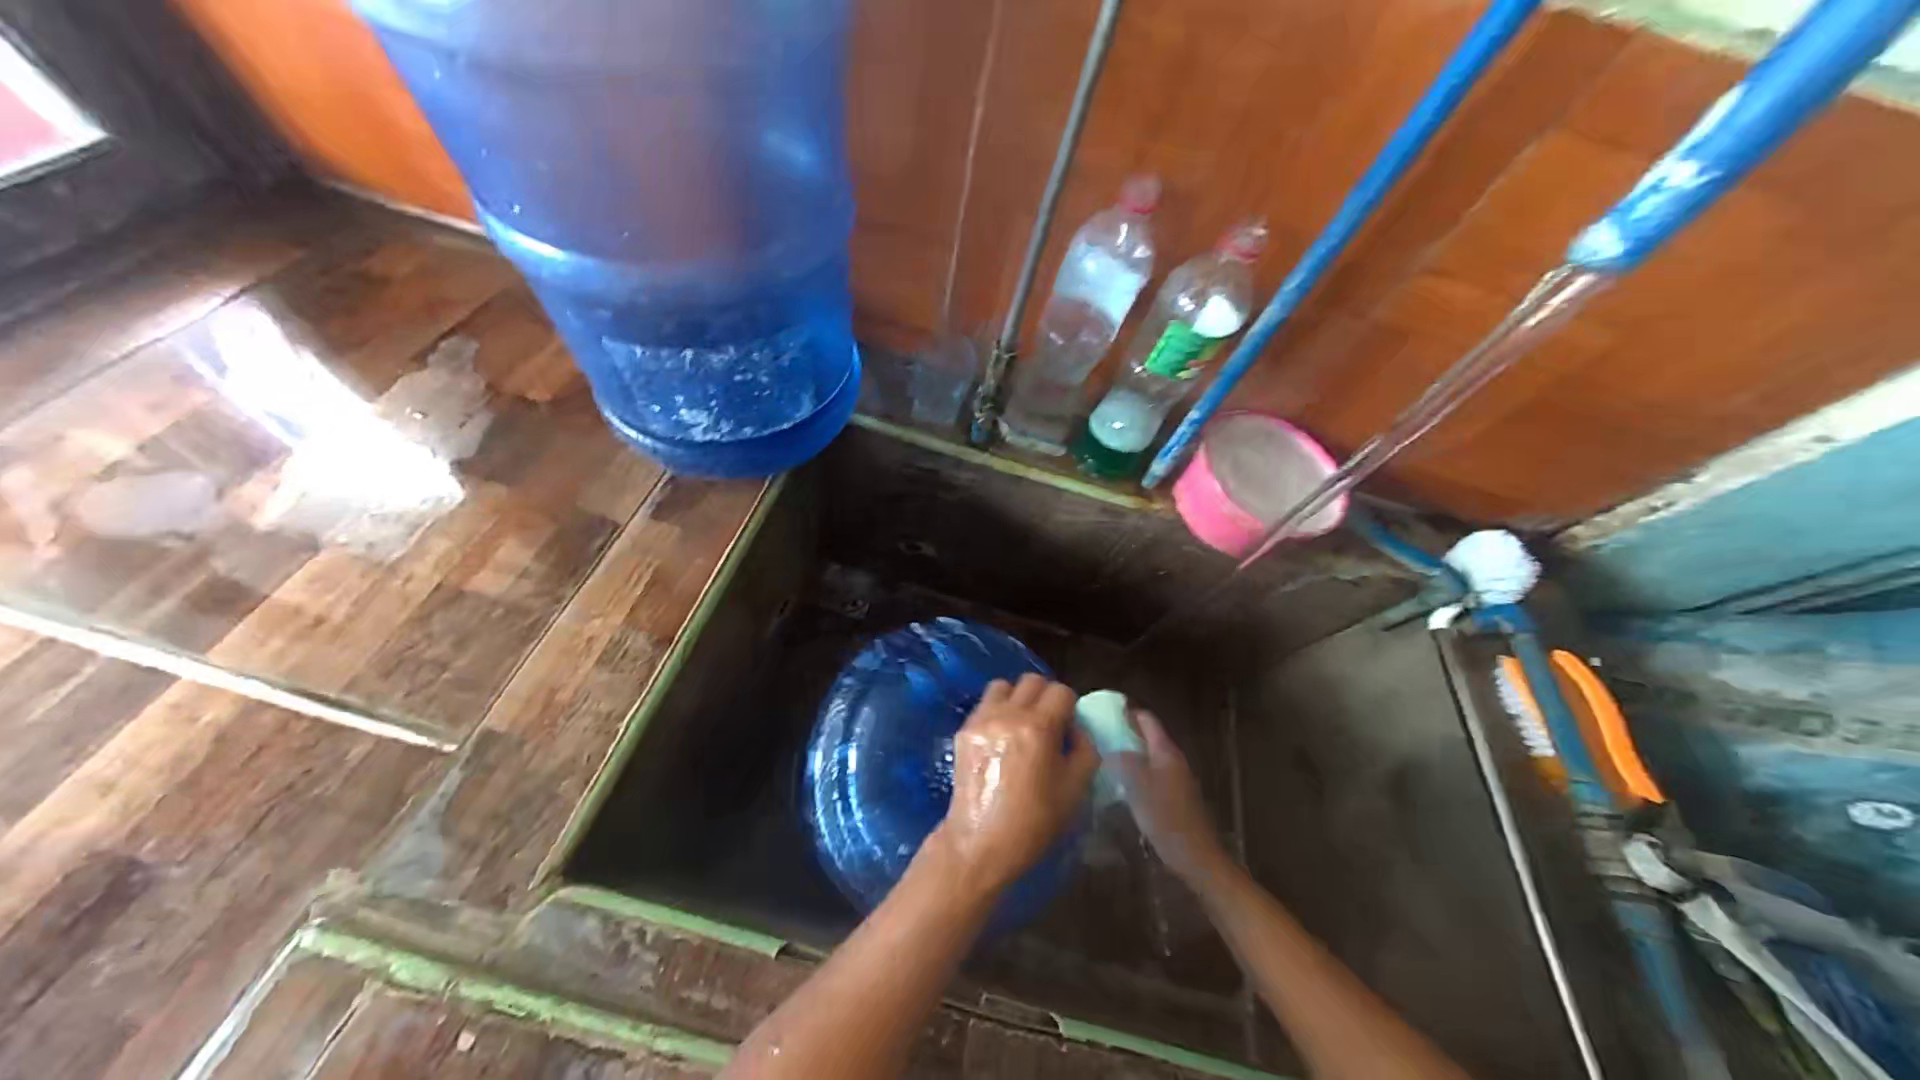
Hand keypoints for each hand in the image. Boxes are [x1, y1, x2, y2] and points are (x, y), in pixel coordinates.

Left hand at [930, 674, 1098, 893]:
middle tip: (1047, 723)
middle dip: (1045, 697)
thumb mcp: (1076, 789)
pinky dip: (996, 712)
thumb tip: (1076, 728)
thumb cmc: (1034, 821)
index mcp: (1039, 728)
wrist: (980, 843)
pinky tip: (1001, 739)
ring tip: (1020, 725)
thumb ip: (1085, 749)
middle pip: (1032, 681)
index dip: (1070, 708)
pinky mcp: (963, 730)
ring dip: (1017, 699)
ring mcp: (981, 720)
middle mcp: (1008, 715)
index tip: (1068, 728)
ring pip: (1003, 686)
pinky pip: (984, 705)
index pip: (1061, 691)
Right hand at [1108, 708, 1231, 883]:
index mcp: (1165, 751)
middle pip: (1146, 737)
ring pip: (1146, 758)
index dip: (1125, 713)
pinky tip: (1116, 787)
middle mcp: (1172, 760)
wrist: (1197, 858)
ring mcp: (1175, 780)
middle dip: (1121, 734)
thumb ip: (1121, 760)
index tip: (1100, 714)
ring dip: (1126, 755)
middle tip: (1094, 739)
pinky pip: (1149, 776)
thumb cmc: (1167, 818)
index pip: (1146, 719)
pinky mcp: (1173, 798)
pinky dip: (1133, 774)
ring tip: (1099, 760)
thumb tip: (1107, 747)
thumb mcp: (1137, 785)